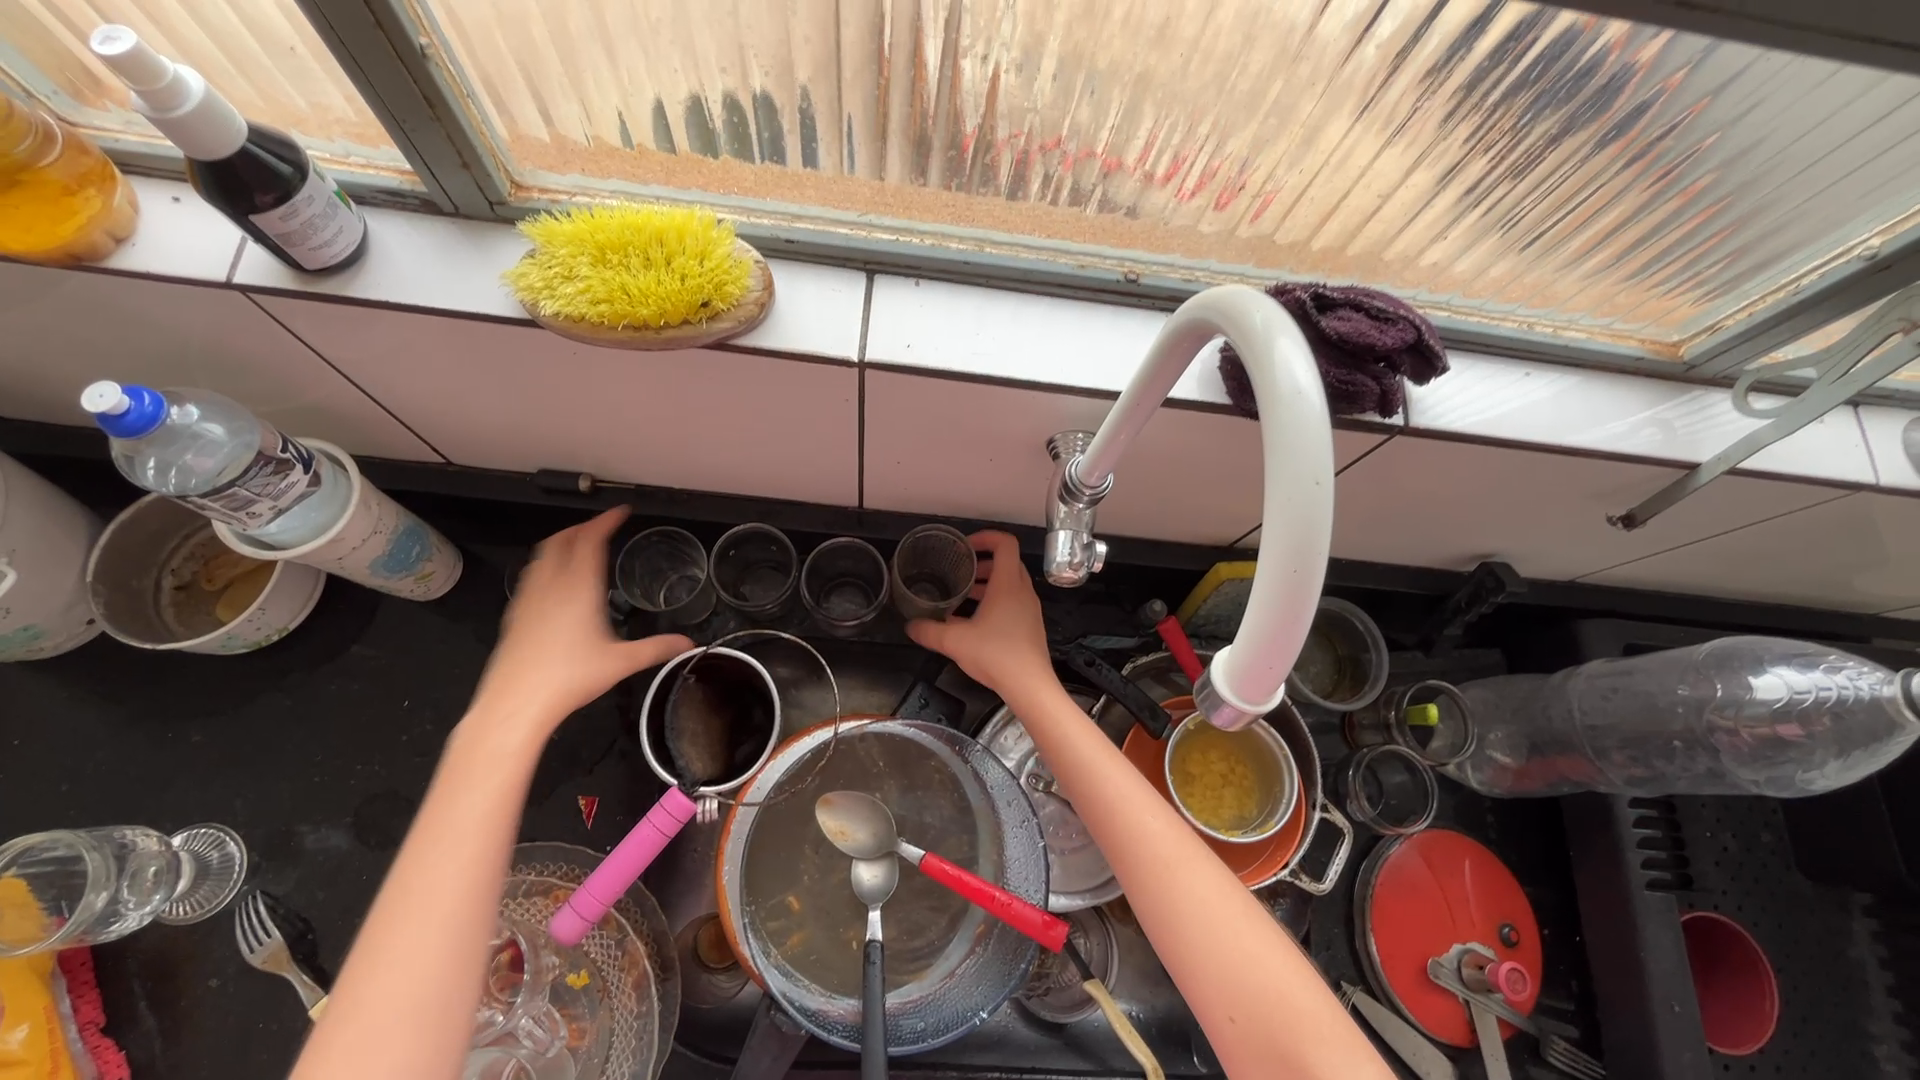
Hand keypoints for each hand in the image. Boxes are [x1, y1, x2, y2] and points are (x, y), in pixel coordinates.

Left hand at [472, 507, 691, 729]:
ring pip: (541, 555)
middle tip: (601, 527)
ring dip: (561, 542)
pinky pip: (531, 575)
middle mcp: (550, 585)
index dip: (605, 521)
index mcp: (578, 587)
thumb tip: (688, 643)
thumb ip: (657, 648)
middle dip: (582, 527)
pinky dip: (546, 564)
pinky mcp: (515, 614)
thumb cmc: (570, 677)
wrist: (516, 701)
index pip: (590, 540)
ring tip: (578, 546)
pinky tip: (554, 582)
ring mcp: (529, 598)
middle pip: (562, 540)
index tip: (620, 513)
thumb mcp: (621, 663)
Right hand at [906, 531, 1052, 695]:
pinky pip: (1014, 601)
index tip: (966, 546)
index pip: (1005, 543)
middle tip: (962, 570)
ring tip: (965, 594)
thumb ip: (929, 631)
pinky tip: (976, 620)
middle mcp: (1023, 591)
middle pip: (1007, 562)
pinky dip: (997, 600)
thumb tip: (911, 626)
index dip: (986, 537)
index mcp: (1007, 584)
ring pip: (1011, 582)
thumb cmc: (997, 656)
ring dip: (989, 582)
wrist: (1030, 685)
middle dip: (983, 562)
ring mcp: (1030, 608)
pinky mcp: (1031, 625)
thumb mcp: (954, 641)